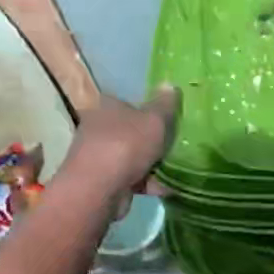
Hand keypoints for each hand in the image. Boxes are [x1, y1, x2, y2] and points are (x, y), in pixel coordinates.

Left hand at [62, 85, 179, 212]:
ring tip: (175, 168)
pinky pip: (131, 178)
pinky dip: (147, 182)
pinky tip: (166, 187)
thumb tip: (170, 84)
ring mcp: (99, 156)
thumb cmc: (126, 146)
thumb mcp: (153, 121)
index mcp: (106, 107)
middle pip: (130, 130)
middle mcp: (97, 129)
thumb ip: (164, 105)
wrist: (99, 189)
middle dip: (151, 139)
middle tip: (174, 144)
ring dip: (151, 163)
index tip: (165, 120)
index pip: (126, 102)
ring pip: (131, 156)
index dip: (146, 109)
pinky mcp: (103, 181)